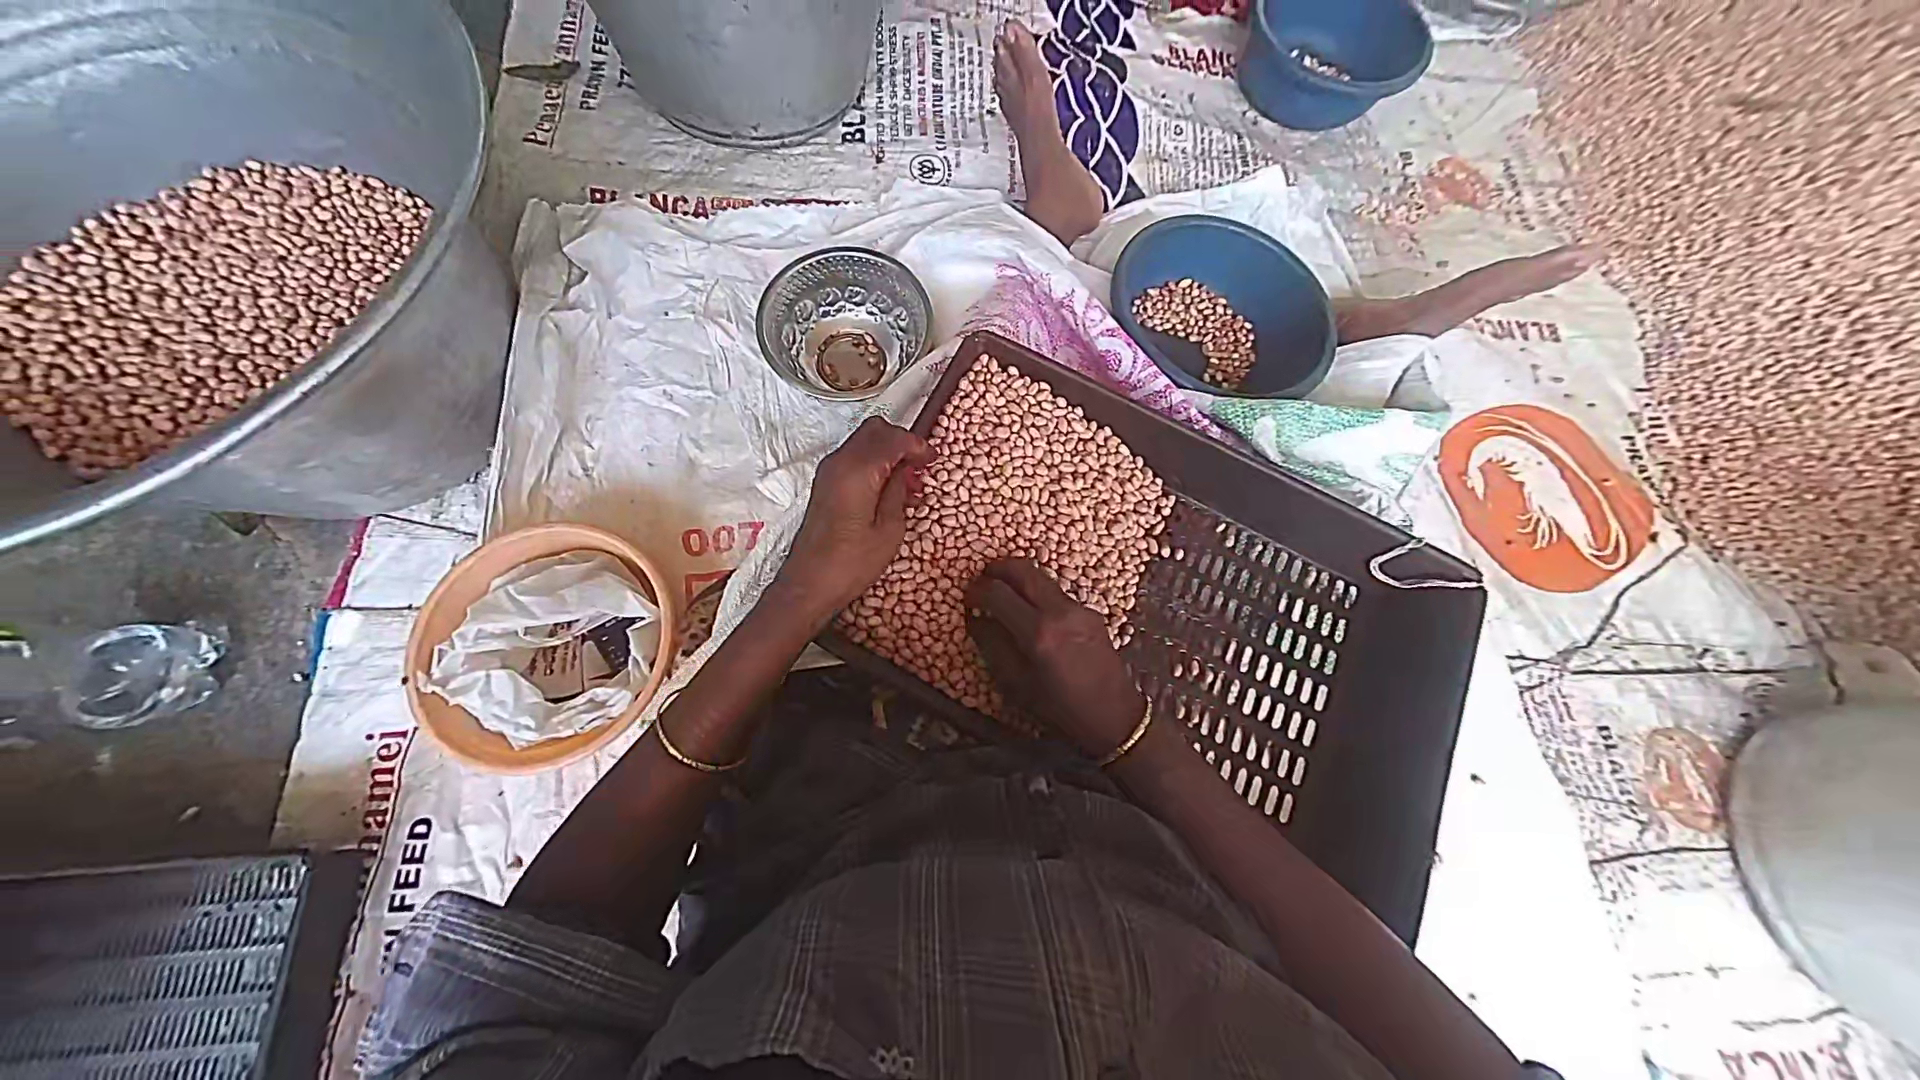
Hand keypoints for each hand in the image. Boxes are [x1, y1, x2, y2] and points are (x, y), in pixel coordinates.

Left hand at [775, 417, 933, 626]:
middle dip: (902, 442)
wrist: (809, 584)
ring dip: (888, 452)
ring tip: (908, 482)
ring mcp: (828, 472)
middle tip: (921, 466)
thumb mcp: (889, 530)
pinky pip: (853, 459)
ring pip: (863, 441)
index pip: (893, 439)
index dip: (917, 445)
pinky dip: (874, 463)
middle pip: (875, 430)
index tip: (932, 459)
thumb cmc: (850, 564)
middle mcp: (839, 463)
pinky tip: (888, 489)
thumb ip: (898, 492)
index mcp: (857, 471)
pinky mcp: (825, 484)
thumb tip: (905, 471)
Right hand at [966, 558, 1146, 758]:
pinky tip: (1030, 613)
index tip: (967, 597)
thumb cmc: (1059, 709)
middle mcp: (1060, 612)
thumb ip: (992, 645)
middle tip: (982, 578)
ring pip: (1042, 577)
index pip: (997, 593)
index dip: (977, 590)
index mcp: (1038, 633)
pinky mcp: (1091, 612)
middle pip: (1023, 570)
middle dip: (997, 569)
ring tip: (1003, 593)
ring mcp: (1079, 609)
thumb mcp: (1015, 684)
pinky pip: (1056, 593)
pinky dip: (1037, 594)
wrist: (1113, 717)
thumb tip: (976, 619)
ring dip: (1018, 578)